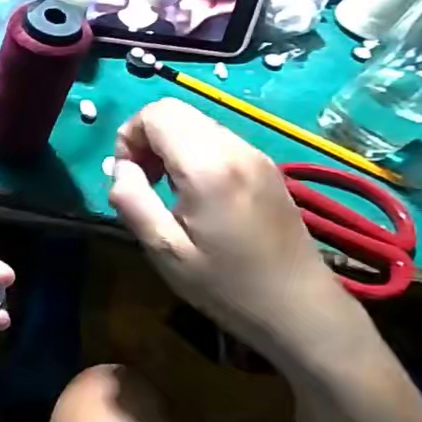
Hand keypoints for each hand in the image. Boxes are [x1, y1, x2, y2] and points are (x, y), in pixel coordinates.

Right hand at [106, 99, 371, 372]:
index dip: (128, 136)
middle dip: (146, 137)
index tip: (128, 176)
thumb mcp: (163, 249)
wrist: (302, 312)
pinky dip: (191, 153)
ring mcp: (256, 156)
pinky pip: (215, 140)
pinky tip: (193, 193)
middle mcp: (236, 149)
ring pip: (195, 122)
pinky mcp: (266, 168)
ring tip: (165, 189)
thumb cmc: (226, 285)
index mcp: (209, 167)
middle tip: (143, 181)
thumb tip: (120, 168)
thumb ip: (131, 199)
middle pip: (175, 110)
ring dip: (168, 145)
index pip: (155, 113)